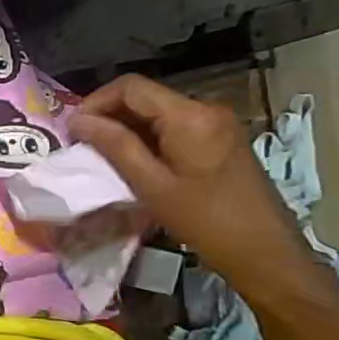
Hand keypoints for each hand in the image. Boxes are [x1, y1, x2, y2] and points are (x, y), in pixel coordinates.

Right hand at [67, 74, 314, 299]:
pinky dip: (148, 136)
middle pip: (145, 96)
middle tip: (82, 143)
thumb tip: (78, 120)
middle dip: (109, 114)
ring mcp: (218, 123)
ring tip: (102, 154)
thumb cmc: (204, 221)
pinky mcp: (221, 139)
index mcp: (189, 115)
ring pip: (158, 111)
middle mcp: (206, 108)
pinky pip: (175, 126)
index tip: (73, 129)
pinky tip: (134, 160)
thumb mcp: (151, 185)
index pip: (131, 87)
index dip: (95, 101)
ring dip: (126, 127)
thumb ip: (115, 146)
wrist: (266, 252)